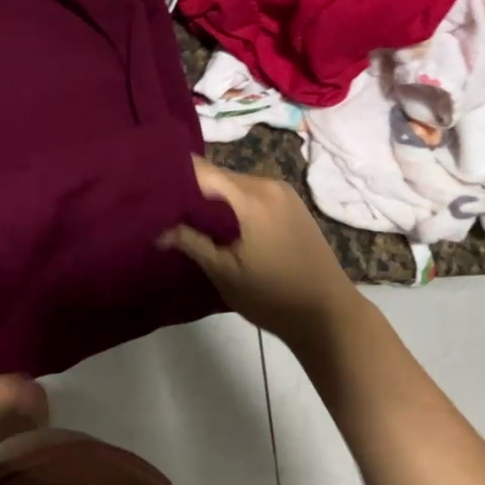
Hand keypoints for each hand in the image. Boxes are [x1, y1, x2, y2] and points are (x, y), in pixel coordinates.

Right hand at [163, 156, 357, 341]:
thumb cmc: (273, 297)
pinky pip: (253, 192)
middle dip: (194, 190)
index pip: (202, 170)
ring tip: (194, 219)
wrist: (329, 315)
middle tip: (169, 210)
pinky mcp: (292, 203)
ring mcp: (283, 192)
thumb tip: (158, 230)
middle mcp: (267, 185)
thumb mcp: (224, 273)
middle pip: (219, 175)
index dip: (176, 176)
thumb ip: (191, 243)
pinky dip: (235, 202)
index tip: (154, 190)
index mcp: (250, 198)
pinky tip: (225, 224)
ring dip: (215, 197)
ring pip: (235, 183)